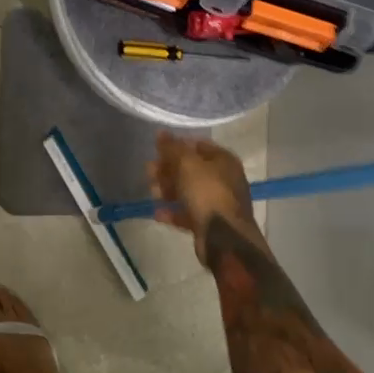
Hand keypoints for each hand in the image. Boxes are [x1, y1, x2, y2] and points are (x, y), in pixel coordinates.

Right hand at [147, 131, 257, 262]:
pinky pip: (188, 213)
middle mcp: (224, 180)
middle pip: (192, 169)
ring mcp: (218, 203)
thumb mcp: (187, 164)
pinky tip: (158, 213)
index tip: (157, 149)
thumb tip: (160, 133)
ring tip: (152, 191)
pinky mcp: (210, 224)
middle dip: (168, 169)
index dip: (177, 145)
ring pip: (189, 192)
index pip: (198, 145)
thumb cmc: (208, 193)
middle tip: (149, 171)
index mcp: (224, 161)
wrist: (224, 240)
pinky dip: (173, 212)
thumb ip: (172, 148)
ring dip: (168, 190)